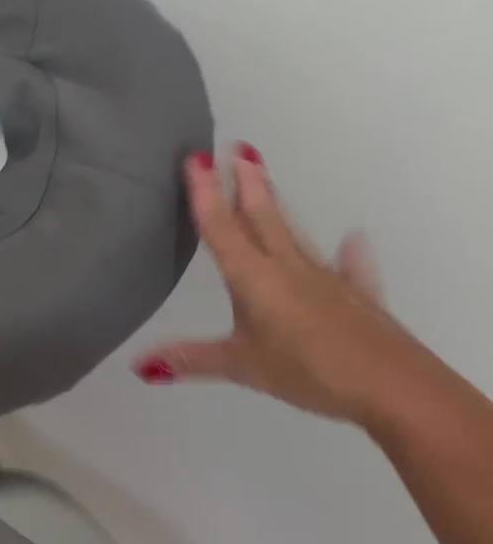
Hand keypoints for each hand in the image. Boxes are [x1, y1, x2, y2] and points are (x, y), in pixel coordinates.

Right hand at [134, 144, 441, 425]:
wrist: (402, 394)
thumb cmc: (311, 371)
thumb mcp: (242, 366)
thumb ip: (191, 359)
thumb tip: (140, 365)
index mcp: (252, 277)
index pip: (220, 226)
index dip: (205, 192)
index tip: (198, 157)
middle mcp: (287, 269)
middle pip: (260, 218)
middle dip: (245, 184)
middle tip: (237, 149)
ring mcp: (328, 282)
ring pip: (293, 234)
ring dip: (276, 205)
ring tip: (265, 177)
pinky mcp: (360, 301)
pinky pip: (352, 269)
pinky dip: (351, 253)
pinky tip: (355, 237)